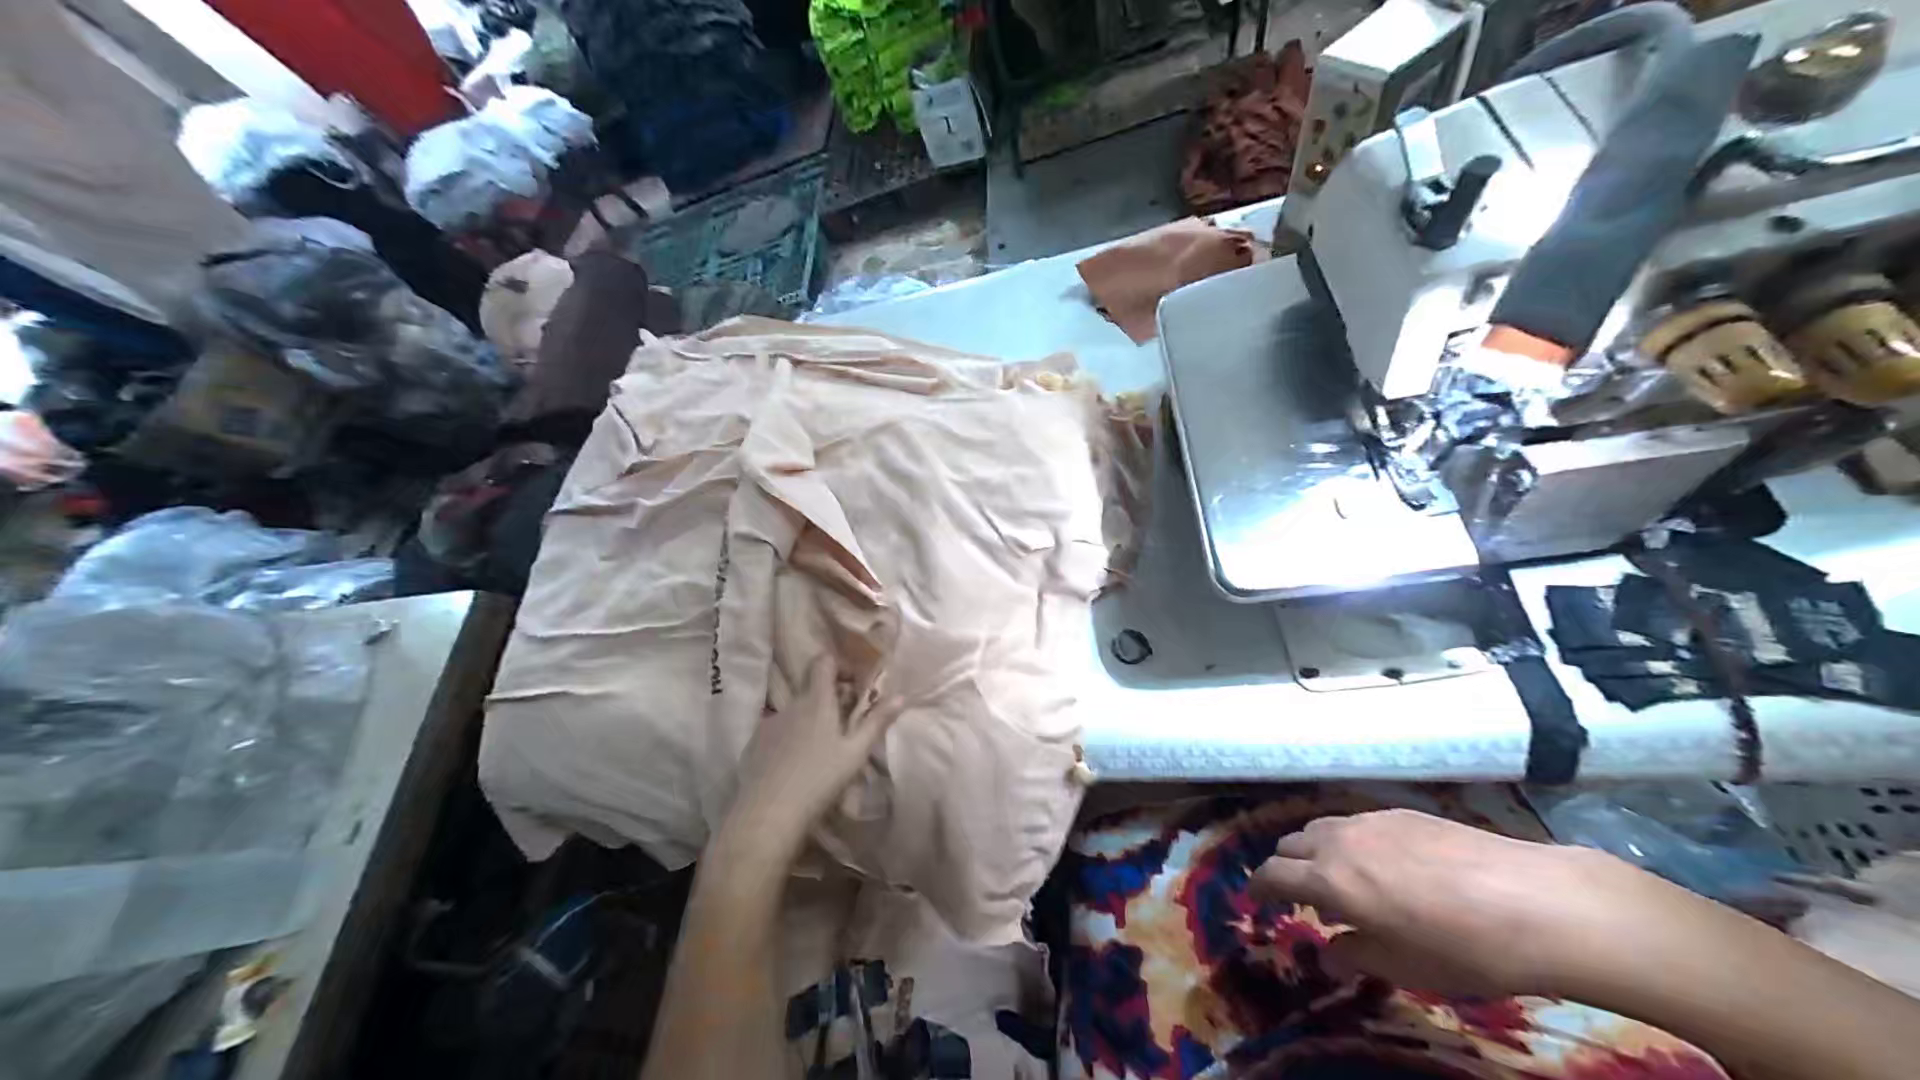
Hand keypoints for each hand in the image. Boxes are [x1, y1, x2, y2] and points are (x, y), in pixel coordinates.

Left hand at [726, 654, 899, 853]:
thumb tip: (901, 696)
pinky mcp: (754, 743)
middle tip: (845, 722)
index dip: (839, 665)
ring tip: (820, 748)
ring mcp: (769, 723)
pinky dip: (790, 736)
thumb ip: (877, 722)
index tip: (853, 684)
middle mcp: (790, 705)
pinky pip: (777, 729)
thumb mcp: (855, 753)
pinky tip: (795, 763)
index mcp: (817, 701)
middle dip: (829, 697)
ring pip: (794, 710)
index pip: (824, 662)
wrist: (767, 815)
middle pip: (811, 687)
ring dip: (809, 719)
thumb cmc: (819, 781)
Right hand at [1251, 809, 1699, 997]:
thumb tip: (1330, 953)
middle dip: (1287, 868)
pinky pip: (1356, 823)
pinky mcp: (1401, 811)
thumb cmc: (1463, 947)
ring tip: (1345, 879)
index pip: (1273, 875)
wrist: (1534, 902)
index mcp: (1329, 880)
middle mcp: (1338, 841)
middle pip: (1290, 844)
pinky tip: (1386, 865)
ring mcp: (1370, 821)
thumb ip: (1354, 955)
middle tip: (1304, 897)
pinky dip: (1350, 842)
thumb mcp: (1404, 968)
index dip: (1259, 889)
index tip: (1255, 900)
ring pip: (1320, 828)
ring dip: (1316, 851)